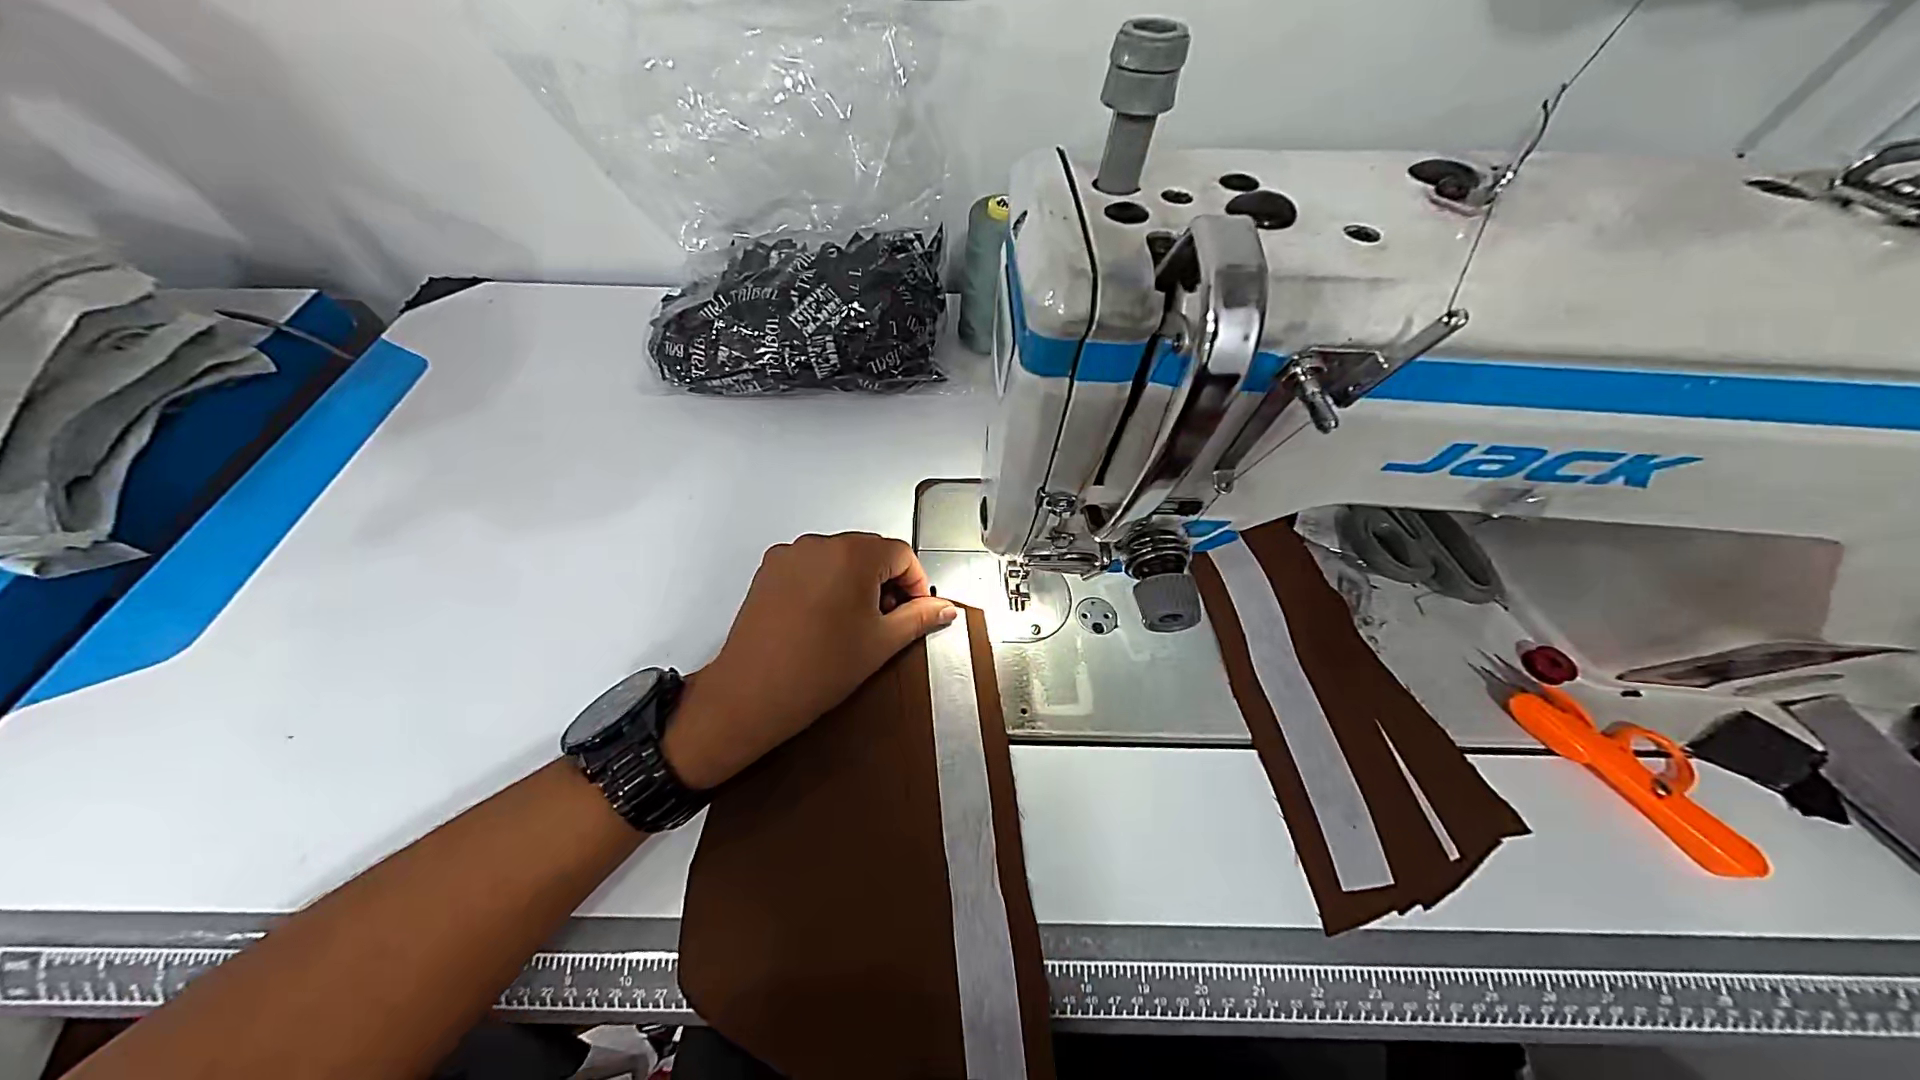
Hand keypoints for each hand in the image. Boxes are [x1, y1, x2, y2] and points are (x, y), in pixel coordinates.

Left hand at [662, 532, 956, 788]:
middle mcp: (819, 546)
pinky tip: (828, 620)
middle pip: (871, 551)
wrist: (752, 694)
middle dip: (888, 581)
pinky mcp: (770, 571)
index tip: (918, 607)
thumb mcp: (881, 643)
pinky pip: (812, 566)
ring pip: (840, 558)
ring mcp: (790, 556)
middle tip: (892, 619)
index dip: (917, 583)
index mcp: (852, 555)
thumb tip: (941, 608)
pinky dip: (827, 584)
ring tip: (856, 624)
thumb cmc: (810, 671)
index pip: (902, 554)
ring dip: (858, 582)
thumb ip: (919, 618)